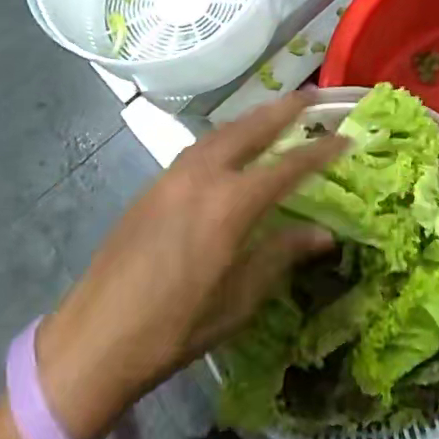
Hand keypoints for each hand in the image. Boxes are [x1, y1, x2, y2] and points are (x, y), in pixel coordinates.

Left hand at [34, 93, 344, 438]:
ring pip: (222, 133)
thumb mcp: (239, 299)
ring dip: (253, 118)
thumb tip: (324, 233)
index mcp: (230, 205)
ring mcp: (172, 177)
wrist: (92, 342)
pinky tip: (231, 145)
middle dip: (284, 110)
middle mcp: (202, 177)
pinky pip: (199, 147)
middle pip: (251, 129)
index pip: (288, 166)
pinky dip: (226, 135)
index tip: (346, 137)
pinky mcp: (152, 186)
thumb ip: (281, 255)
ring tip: (276, 112)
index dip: (321, 151)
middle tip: (312, 96)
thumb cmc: (174, 328)